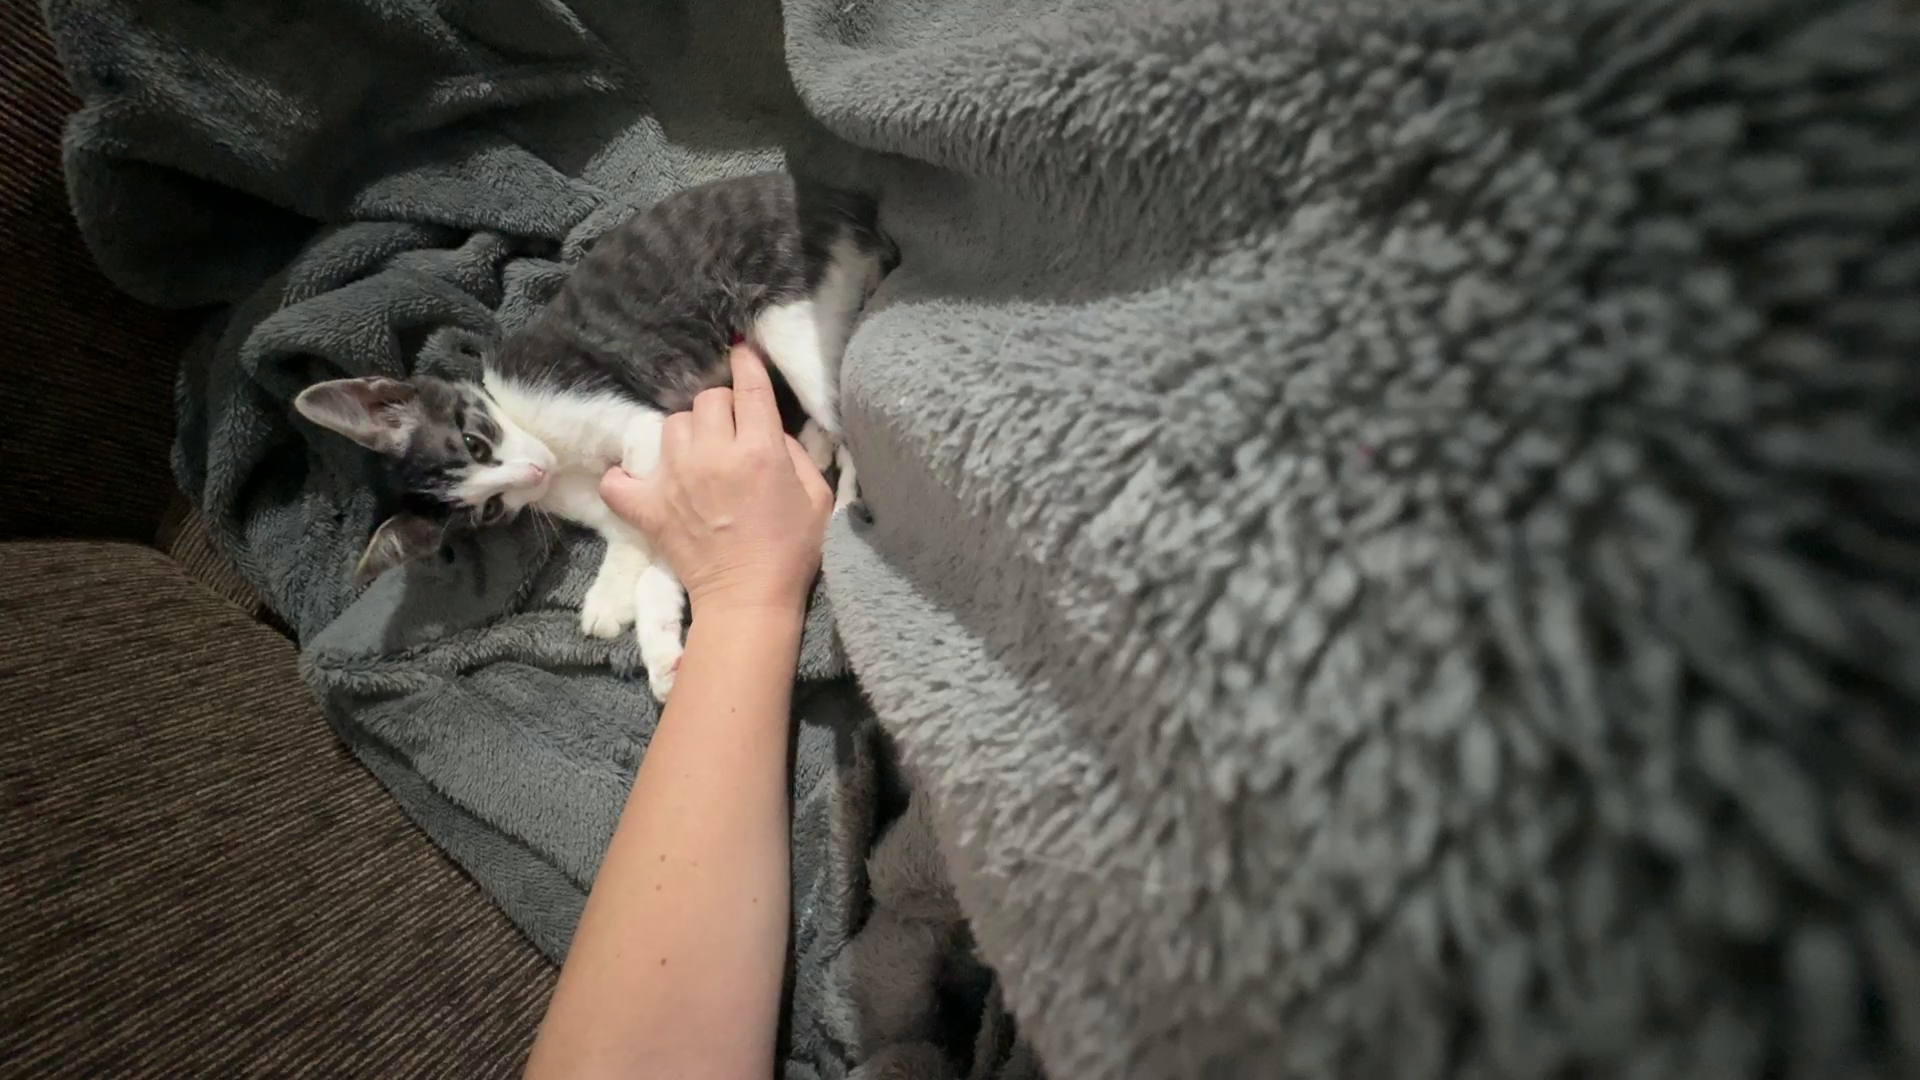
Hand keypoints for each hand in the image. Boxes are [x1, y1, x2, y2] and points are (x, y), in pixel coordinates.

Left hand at [601, 345, 833, 617]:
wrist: (750, 598)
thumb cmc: (794, 549)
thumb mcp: (818, 497)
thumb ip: (799, 453)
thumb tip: (774, 431)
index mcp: (759, 450)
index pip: (749, 387)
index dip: (747, 364)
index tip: (742, 353)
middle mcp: (713, 454)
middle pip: (707, 401)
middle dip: (722, 408)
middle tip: (733, 432)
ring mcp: (674, 478)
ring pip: (671, 425)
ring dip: (687, 434)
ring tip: (698, 458)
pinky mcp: (648, 506)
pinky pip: (620, 476)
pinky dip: (628, 476)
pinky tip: (643, 481)